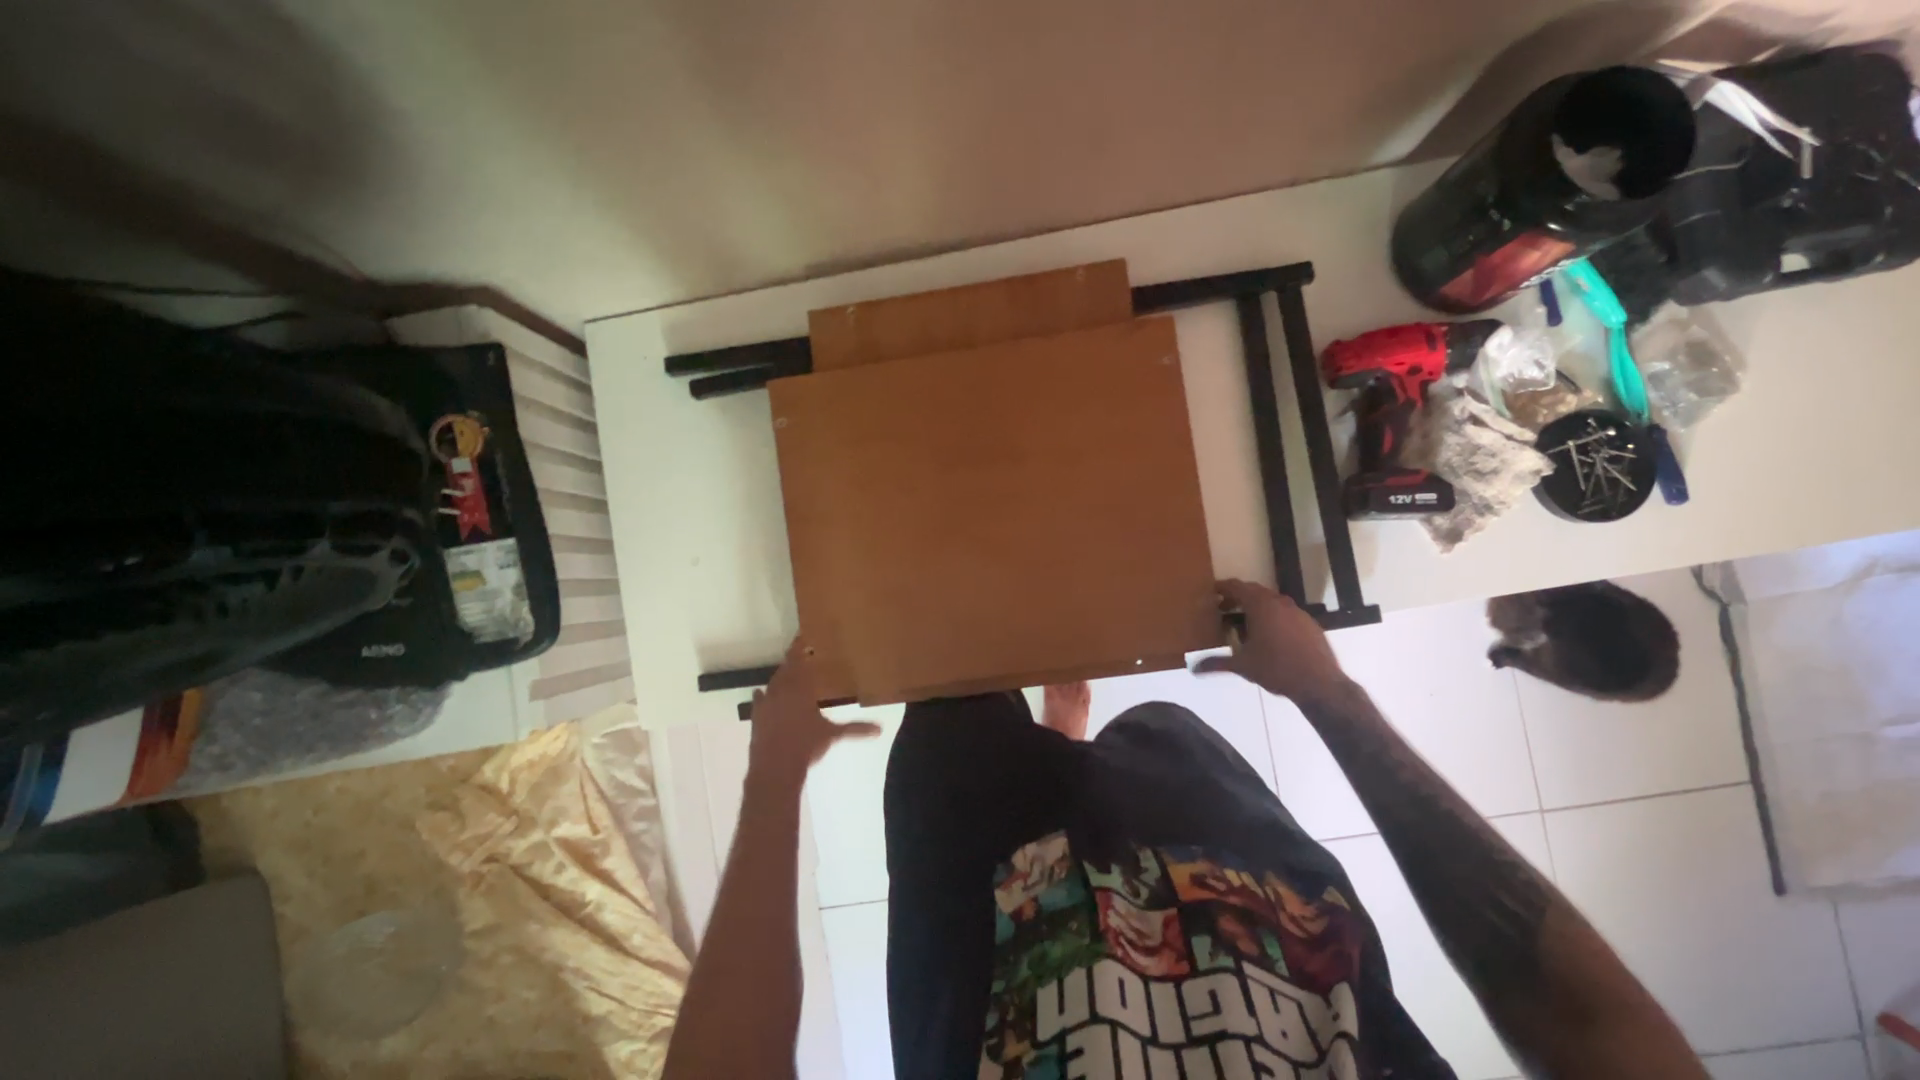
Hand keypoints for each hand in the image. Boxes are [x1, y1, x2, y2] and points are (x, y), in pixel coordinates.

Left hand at [747, 640, 879, 785]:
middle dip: (793, 662)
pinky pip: (758, 701)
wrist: (774, 767)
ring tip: (787, 674)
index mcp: (799, 688)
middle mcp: (781, 691)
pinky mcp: (756, 718)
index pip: (798, 660)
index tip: (803, 635)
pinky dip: (762, 696)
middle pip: (785, 669)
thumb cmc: (806, 746)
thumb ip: (856, 729)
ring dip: (780, 678)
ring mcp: (766, 704)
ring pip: (773, 683)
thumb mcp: (833, 735)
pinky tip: (760, 694)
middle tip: (801, 655)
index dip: (800, 647)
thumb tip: (880, 728)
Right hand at [1192, 579, 1350, 704]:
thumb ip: (1216, 663)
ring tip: (1246, 623)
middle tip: (1224, 608)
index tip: (1212, 592)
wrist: (1319, 683)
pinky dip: (1274, 617)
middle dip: (1238, 597)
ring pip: (1272, 602)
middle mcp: (1280, 602)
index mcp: (1261, 606)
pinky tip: (1271, 637)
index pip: (1237, 587)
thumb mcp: (1242, 666)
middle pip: (1255, 592)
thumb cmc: (1276, 669)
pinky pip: (1287, 613)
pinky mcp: (1310, 624)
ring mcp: (1298, 612)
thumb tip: (1193, 668)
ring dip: (1257, 607)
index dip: (1223, 588)